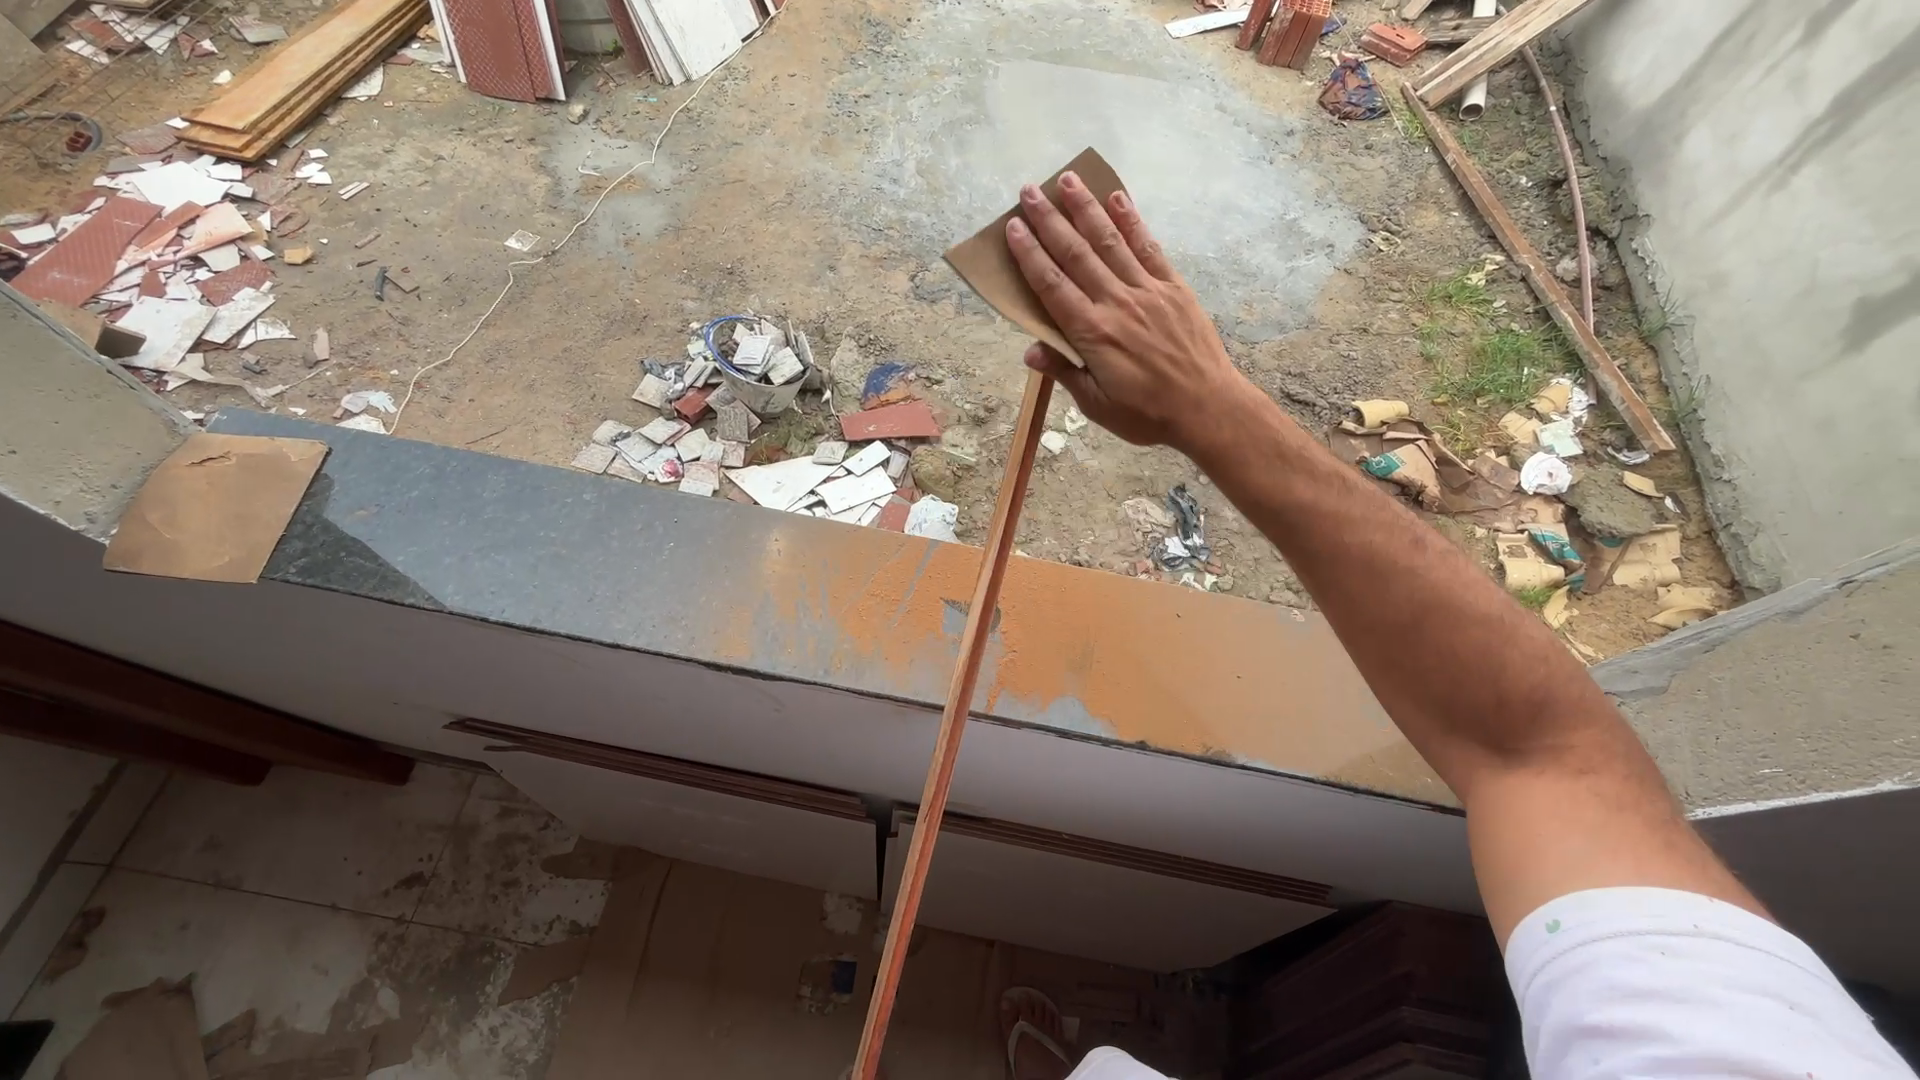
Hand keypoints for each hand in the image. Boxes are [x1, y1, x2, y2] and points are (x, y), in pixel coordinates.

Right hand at [1006, 172, 1253, 453]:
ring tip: (1068, 178)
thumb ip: (1064, 372)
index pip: (1052, 285)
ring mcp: (1147, 291)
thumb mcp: (1097, 405)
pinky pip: (1148, 248)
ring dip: (1086, 208)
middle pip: (1076, 253)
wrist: (1207, 408)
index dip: (1030, 254)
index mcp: (1092, 334)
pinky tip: (1118, 197)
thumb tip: (1029, 351)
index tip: (1014, 227)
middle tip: (1029, 190)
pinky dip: (1132, 221)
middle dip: (1049, 219)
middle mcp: (1116, 303)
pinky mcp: (1174, 288)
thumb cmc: (1147, 414)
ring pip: (1110, 241)